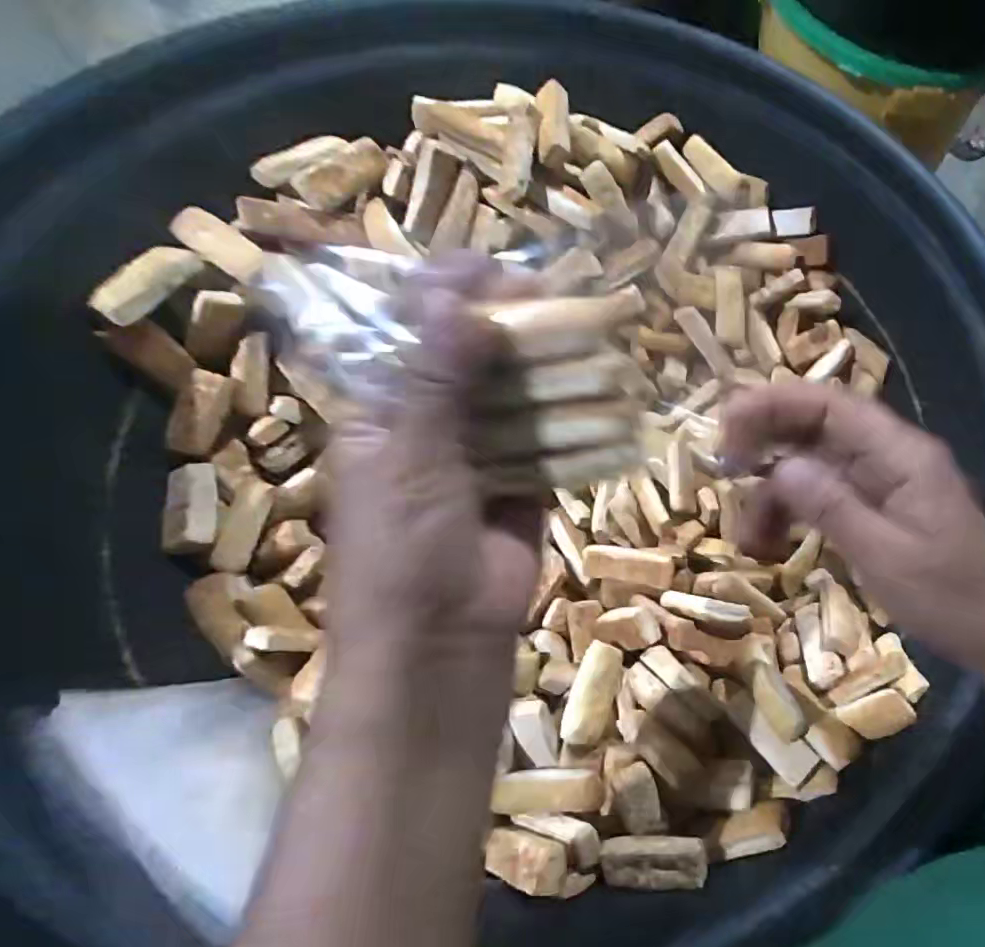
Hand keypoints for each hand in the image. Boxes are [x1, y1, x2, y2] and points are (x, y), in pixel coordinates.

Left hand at [322, 259, 543, 734]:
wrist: (442, 639)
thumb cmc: (402, 548)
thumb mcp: (408, 457)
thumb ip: (434, 380)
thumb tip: (463, 302)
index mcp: (383, 412)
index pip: (411, 335)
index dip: (446, 296)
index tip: (493, 269)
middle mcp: (433, 427)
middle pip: (471, 361)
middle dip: (507, 328)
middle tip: (551, 296)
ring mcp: (483, 459)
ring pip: (517, 401)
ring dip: (548, 372)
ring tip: (586, 335)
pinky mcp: (526, 490)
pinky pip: (550, 447)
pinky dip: (574, 425)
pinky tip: (601, 397)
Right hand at [719, 383, 984, 670]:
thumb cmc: (948, 598)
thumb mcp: (884, 556)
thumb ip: (832, 506)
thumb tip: (779, 466)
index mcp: (902, 454)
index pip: (830, 405)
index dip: (773, 405)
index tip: (725, 428)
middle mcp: (892, 457)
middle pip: (818, 427)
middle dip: (766, 442)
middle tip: (723, 470)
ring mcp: (886, 483)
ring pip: (816, 464)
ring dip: (776, 491)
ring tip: (748, 536)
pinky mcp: (881, 510)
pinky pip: (828, 495)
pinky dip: (796, 512)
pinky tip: (772, 541)